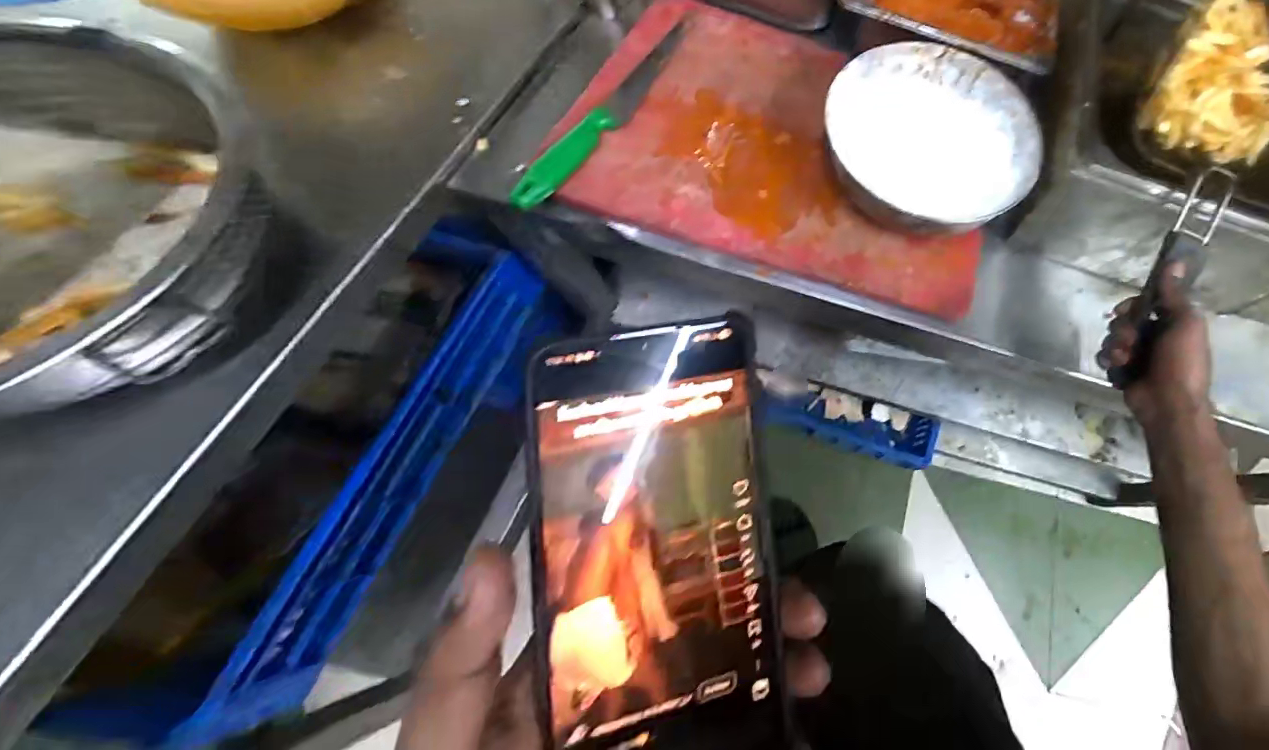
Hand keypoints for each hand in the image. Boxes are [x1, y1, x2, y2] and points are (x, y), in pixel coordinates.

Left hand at [397, 547, 832, 749]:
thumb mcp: (452, 739)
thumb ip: (461, 663)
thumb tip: (491, 551)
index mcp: (581, 657)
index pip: (649, 586)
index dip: (705, 558)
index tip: (751, 541)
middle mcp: (632, 679)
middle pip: (711, 625)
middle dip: (767, 609)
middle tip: (808, 612)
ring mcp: (666, 724)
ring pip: (738, 674)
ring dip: (785, 661)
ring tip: (816, 668)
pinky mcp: (700, 748)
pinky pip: (746, 727)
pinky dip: (782, 718)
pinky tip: (807, 715)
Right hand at [1097, 260, 1211, 429]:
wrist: (1171, 407)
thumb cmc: (1183, 363)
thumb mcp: (1185, 323)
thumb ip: (1174, 293)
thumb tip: (1178, 261)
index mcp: (1171, 324)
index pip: (1143, 304)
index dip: (1132, 305)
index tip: (1126, 311)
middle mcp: (1154, 338)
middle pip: (1124, 320)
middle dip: (1122, 328)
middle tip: (1130, 341)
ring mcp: (1138, 357)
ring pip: (1113, 338)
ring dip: (1115, 346)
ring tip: (1124, 359)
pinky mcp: (1123, 373)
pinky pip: (1106, 358)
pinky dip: (1109, 361)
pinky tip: (1117, 368)